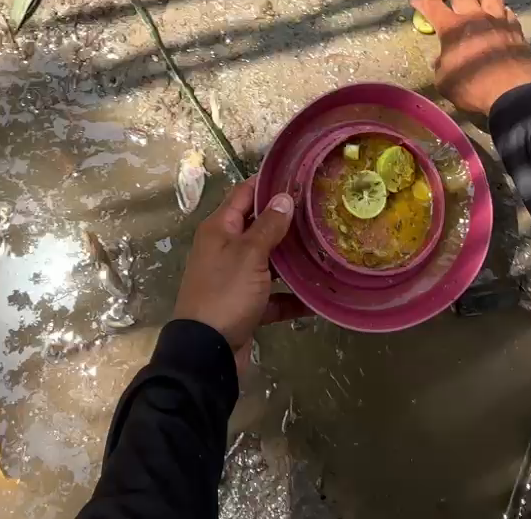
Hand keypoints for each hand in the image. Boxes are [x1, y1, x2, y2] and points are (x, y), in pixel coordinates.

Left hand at [172, 178, 307, 357]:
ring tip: (324, 249)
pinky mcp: (244, 306)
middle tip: (320, 211)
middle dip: (286, 222)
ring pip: (268, 261)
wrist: (205, 354)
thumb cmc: (225, 294)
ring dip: (291, 259)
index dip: (268, 183)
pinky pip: (271, 295)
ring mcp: (234, 279)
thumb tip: (284, 197)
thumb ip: (268, 226)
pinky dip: (290, 297)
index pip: (244, 194)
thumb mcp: (249, 254)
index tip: (297, 175)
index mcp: (219, 229)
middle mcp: (224, 249)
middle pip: (258, 227)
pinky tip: (316, 298)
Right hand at [411, 0, 530, 116]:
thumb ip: (441, 64)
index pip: (432, 8)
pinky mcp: (515, 29)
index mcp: (452, 28)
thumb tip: (443, 57)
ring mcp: (497, 21)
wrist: (512, 92)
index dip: (422, 2)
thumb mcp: (444, 80)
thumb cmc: (472, 87)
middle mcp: (474, 17)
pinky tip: (501, 9)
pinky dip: (501, 8)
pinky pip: (507, 12)